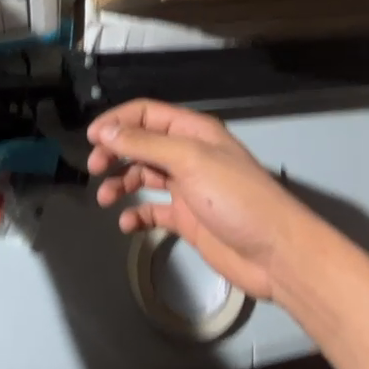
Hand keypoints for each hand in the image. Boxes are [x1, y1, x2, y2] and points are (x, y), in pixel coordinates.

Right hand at [88, 100, 314, 299]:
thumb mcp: (189, 161)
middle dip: (114, 153)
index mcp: (192, 132)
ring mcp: (187, 187)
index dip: (116, 122)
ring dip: (120, 184)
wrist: (277, 254)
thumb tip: (105, 131)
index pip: (145, 114)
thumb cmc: (235, 198)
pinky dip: (136, 215)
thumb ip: (144, 144)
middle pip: (140, 144)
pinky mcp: (187, 219)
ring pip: (143, 176)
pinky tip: (126, 224)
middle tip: (94, 169)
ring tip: (105, 199)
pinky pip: (152, 211)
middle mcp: (188, 155)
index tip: (91, 139)